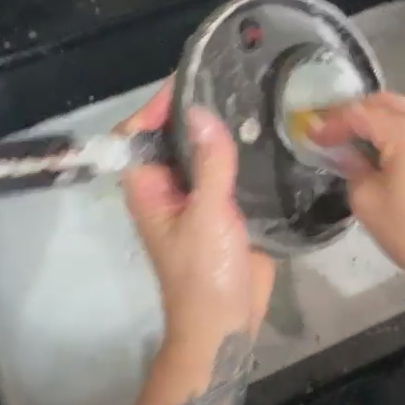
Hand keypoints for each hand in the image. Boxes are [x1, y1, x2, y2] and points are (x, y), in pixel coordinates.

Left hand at [118, 84, 274, 344]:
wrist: (226, 323)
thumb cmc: (204, 272)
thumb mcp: (206, 214)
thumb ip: (208, 163)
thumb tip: (201, 111)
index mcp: (149, 190)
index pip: (138, 135)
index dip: (156, 108)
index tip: (189, 81)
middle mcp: (169, 189)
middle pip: (172, 141)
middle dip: (193, 113)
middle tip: (229, 80)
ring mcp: (197, 200)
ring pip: (202, 155)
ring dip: (219, 132)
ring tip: (250, 98)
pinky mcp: (226, 210)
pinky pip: (228, 173)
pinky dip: (241, 153)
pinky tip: (266, 136)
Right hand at [309, 92, 404, 290]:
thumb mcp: (367, 199)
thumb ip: (351, 164)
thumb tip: (343, 150)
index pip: (361, 113)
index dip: (333, 122)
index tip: (311, 135)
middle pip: (384, 103)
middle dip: (353, 115)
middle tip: (327, 133)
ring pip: (401, 110)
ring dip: (374, 120)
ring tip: (349, 140)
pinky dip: (395, 129)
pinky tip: (377, 146)